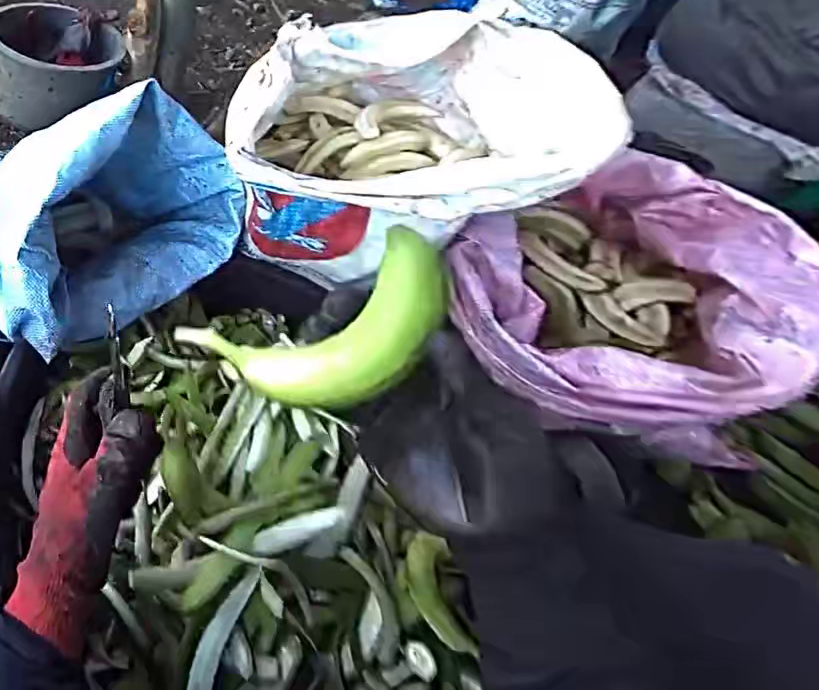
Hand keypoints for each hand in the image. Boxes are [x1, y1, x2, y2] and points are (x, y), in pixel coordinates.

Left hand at [5, 371, 160, 657]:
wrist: (62, 586)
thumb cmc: (76, 535)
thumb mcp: (101, 488)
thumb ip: (120, 451)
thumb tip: (140, 414)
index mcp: (69, 442)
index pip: (84, 395)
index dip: (105, 379)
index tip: (133, 373)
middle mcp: (74, 450)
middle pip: (103, 415)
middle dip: (128, 414)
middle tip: (151, 429)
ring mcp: (84, 471)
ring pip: (113, 439)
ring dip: (133, 443)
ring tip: (146, 462)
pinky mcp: (95, 491)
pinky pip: (118, 464)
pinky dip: (132, 466)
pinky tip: (139, 484)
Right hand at [301, 285, 598, 538]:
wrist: (504, 529)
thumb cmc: (517, 465)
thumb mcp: (504, 418)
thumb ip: (470, 378)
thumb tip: (437, 333)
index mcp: (447, 357)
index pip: (409, 315)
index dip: (387, 297)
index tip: (368, 288)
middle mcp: (412, 367)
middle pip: (371, 329)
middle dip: (348, 314)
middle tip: (333, 310)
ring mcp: (387, 395)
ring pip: (348, 357)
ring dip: (327, 342)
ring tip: (313, 335)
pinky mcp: (368, 425)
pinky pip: (338, 397)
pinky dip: (318, 382)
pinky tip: (301, 370)